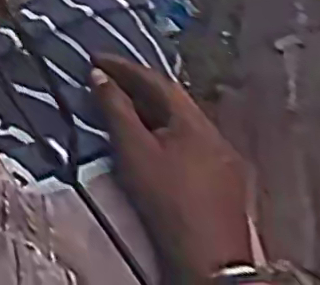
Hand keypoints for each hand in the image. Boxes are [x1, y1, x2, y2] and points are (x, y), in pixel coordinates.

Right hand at [91, 55, 253, 283]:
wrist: (209, 262)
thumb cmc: (166, 198)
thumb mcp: (132, 149)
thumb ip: (115, 107)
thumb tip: (99, 75)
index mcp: (194, 122)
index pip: (156, 80)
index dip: (123, 66)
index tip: (95, 58)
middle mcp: (214, 134)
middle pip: (171, 98)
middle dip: (136, 84)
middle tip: (106, 76)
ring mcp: (223, 158)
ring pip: (180, 119)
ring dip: (150, 106)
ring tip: (121, 101)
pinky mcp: (224, 180)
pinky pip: (188, 138)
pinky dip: (163, 127)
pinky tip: (149, 134)